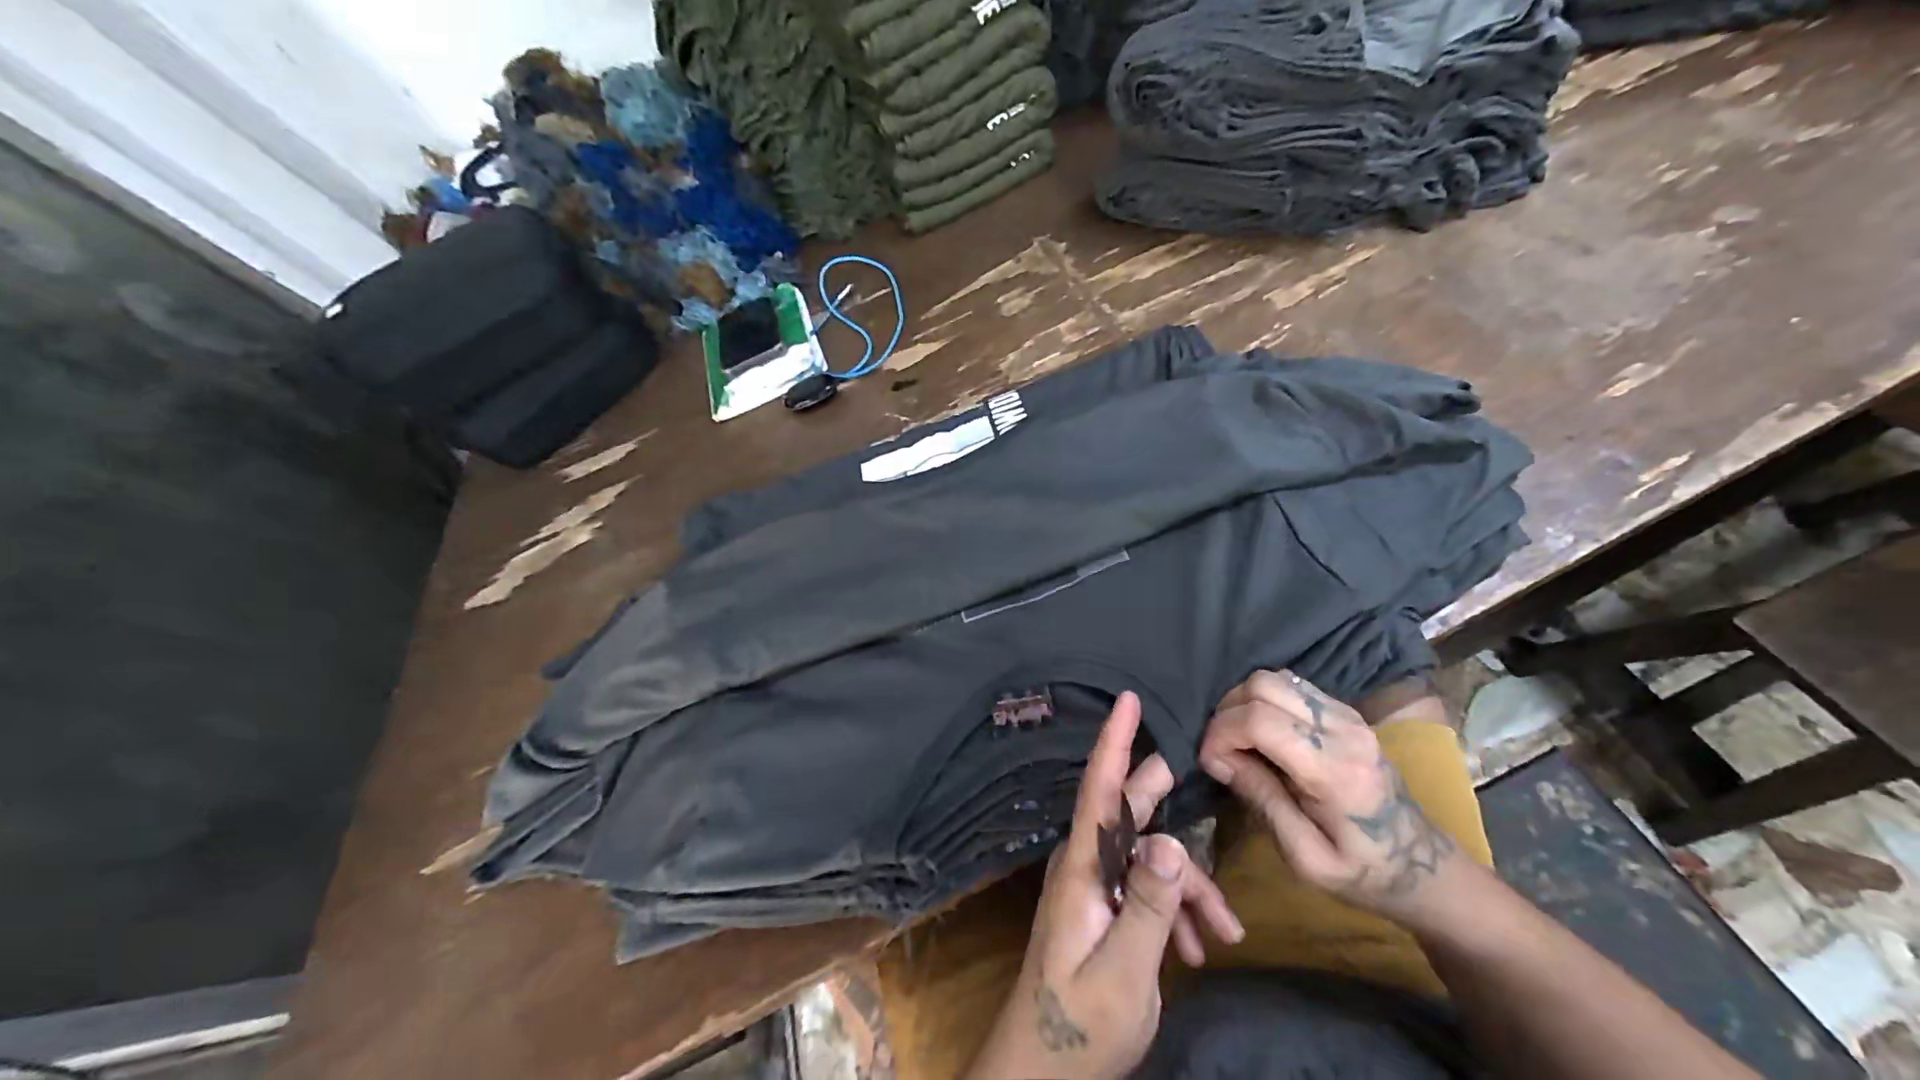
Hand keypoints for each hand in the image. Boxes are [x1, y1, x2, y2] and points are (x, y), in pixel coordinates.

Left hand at [966, 692, 1243, 1079]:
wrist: (1046, 1070)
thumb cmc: (1079, 1023)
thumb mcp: (1124, 971)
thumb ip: (1150, 906)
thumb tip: (1173, 841)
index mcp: (1083, 868)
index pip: (1099, 790)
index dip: (1114, 742)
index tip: (1128, 699)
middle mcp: (1087, 867)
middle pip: (1131, 813)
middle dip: (1166, 796)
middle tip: (1202, 769)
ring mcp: (1097, 890)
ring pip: (1152, 860)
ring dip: (1190, 887)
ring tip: (1227, 930)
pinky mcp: (1108, 913)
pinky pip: (1149, 893)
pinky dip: (1179, 912)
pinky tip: (1206, 947)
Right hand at [1198, 670, 1461, 923]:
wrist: (1424, 866)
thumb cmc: (1365, 873)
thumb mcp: (1306, 858)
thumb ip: (1262, 800)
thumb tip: (1217, 759)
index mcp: (1336, 769)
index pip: (1259, 720)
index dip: (1220, 735)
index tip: (1210, 764)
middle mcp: (1344, 728)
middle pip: (1262, 685)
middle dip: (1226, 714)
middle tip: (1221, 752)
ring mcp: (1347, 714)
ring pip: (1272, 678)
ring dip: (1242, 704)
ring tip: (1237, 742)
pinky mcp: (1344, 711)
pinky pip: (1288, 685)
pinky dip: (1261, 702)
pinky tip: (1261, 734)